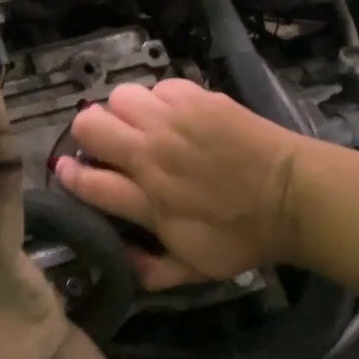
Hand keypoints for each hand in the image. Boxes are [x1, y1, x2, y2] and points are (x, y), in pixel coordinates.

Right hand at [54, 78, 307, 289]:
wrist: (292, 195)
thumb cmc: (244, 235)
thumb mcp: (197, 268)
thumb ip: (151, 270)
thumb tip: (117, 257)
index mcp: (150, 200)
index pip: (90, 181)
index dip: (69, 173)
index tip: (66, 169)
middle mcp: (152, 155)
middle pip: (90, 126)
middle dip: (88, 133)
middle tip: (106, 143)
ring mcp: (172, 120)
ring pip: (119, 97)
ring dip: (123, 111)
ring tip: (140, 124)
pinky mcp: (194, 97)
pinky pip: (157, 87)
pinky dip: (160, 100)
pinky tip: (175, 115)